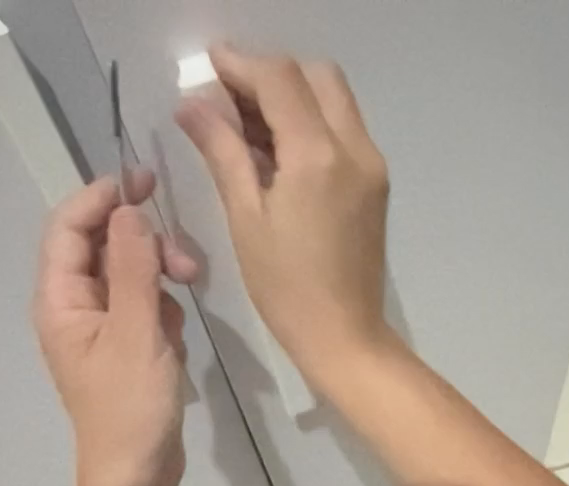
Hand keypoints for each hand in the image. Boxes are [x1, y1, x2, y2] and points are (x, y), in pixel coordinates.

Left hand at [33, 173, 199, 485]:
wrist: (137, 476)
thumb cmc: (132, 408)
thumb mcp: (138, 332)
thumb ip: (135, 268)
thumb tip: (130, 212)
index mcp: (61, 301)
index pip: (70, 227)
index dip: (103, 197)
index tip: (146, 182)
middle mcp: (75, 310)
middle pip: (105, 250)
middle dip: (147, 246)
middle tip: (187, 262)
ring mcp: (102, 333)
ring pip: (131, 280)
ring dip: (162, 280)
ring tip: (191, 296)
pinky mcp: (127, 353)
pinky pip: (146, 312)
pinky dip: (165, 315)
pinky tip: (178, 342)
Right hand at [175, 45, 392, 370]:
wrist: (345, 336)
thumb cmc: (287, 289)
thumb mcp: (246, 219)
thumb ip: (223, 152)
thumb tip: (193, 105)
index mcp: (319, 156)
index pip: (280, 79)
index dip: (240, 65)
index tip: (208, 69)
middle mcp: (355, 149)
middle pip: (315, 76)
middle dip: (270, 76)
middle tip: (228, 100)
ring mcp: (371, 167)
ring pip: (334, 100)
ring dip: (292, 97)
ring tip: (246, 127)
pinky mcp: (375, 186)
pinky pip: (343, 131)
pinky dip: (311, 124)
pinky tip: (277, 152)